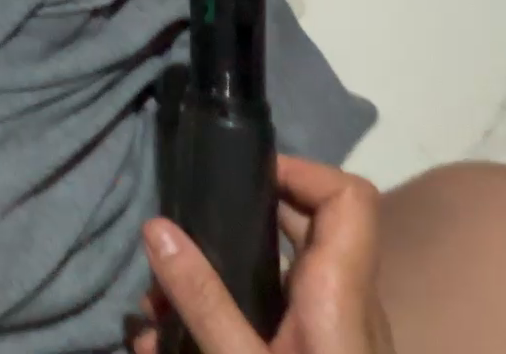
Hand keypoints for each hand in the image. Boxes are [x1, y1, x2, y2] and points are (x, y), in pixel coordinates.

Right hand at [135, 156, 395, 353]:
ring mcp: (329, 332)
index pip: (349, 198)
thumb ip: (203, 299)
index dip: (301, 170)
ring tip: (156, 304)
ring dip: (214, 272)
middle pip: (303, 225)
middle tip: (181, 229)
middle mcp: (344, 304)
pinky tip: (170, 340)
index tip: (239, 175)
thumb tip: (156, 226)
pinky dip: (222, 308)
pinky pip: (269, 308)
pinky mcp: (310, 353)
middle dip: (231, 219)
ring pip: (276, 271)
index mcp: (340, 294)